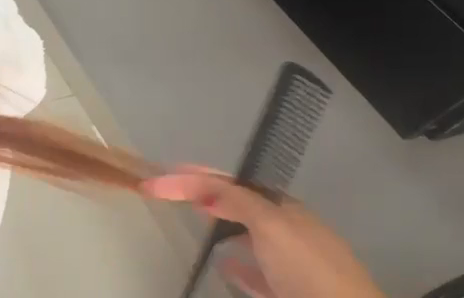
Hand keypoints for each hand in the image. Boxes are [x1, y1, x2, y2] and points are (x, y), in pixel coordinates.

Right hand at [145, 169, 386, 297]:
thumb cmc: (308, 272)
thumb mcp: (270, 225)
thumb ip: (236, 199)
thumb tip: (205, 188)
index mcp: (286, 209)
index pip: (231, 184)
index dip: (192, 178)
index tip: (155, 181)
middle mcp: (291, 231)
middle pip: (241, 205)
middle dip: (208, 195)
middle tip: (171, 192)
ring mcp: (294, 266)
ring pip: (250, 237)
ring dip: (222, 226)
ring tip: (195, 223)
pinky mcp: (291, 294)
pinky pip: (258, 273)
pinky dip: (238, 265)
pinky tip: (224, 267)